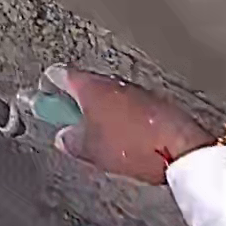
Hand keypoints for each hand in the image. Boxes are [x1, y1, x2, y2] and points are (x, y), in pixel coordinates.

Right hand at [48, 65, 214, 184]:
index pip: (58, 75)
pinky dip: (119, 116)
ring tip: (99, 136)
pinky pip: (126, 105)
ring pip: (106, 95)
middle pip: (83, 84)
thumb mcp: (92, 150)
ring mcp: (131, 89)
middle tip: (71, 123)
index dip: (48, 87)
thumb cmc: (131, 144)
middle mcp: (108, 80)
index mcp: (88, 85)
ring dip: (98, 110)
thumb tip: (63, 137)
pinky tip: (123, 138)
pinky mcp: (150, 102)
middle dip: (75, 102)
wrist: (181, 147)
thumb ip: (71, 141)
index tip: (44, 98)